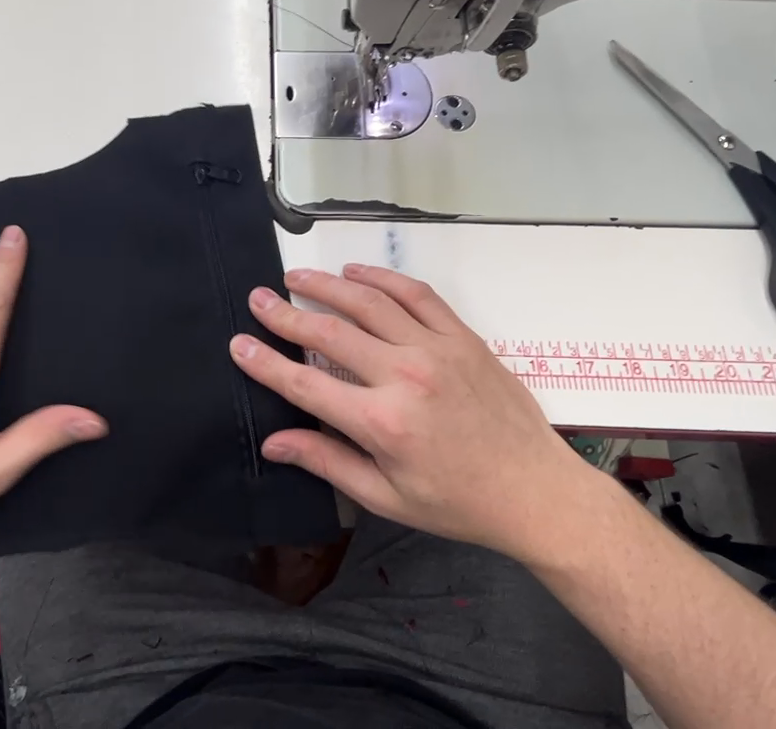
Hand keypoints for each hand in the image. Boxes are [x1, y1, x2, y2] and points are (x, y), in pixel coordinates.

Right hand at [230, 265, 608, 565]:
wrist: (537, 492)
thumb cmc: (458, 503)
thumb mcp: (387, 496)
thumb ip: (327, 462)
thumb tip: (274, 443)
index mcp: (381, 423)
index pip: (306, 384)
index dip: (265, 363)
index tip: (238, 343)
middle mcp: (405, 376)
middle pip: (330, 334)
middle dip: (286, 314)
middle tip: (258, 297)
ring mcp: (437, 350)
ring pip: (369, 303)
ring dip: (327, 286)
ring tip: (297, 277)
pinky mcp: (463, 337)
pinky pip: (416, 295)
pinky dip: (383, 278)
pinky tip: (356, 272)